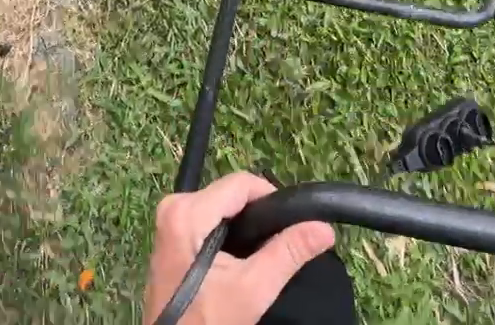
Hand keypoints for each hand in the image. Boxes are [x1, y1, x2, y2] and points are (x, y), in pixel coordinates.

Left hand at [143, 172, 336, 324]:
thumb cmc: (209, 321)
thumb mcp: (253, 288)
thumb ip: (289, 252)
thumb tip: (325, 228)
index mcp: (187, 211)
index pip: (240, 183)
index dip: (270, 197)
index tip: (290, 223)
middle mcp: (174, 205)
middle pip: (230, 192)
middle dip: (256, 213)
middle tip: (276, 244)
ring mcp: (169, 218)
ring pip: (221, 203)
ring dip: (243, 222)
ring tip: (261, 252)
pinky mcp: (171, 232)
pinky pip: (207, 215)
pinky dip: (227, 229)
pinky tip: (239, 256)